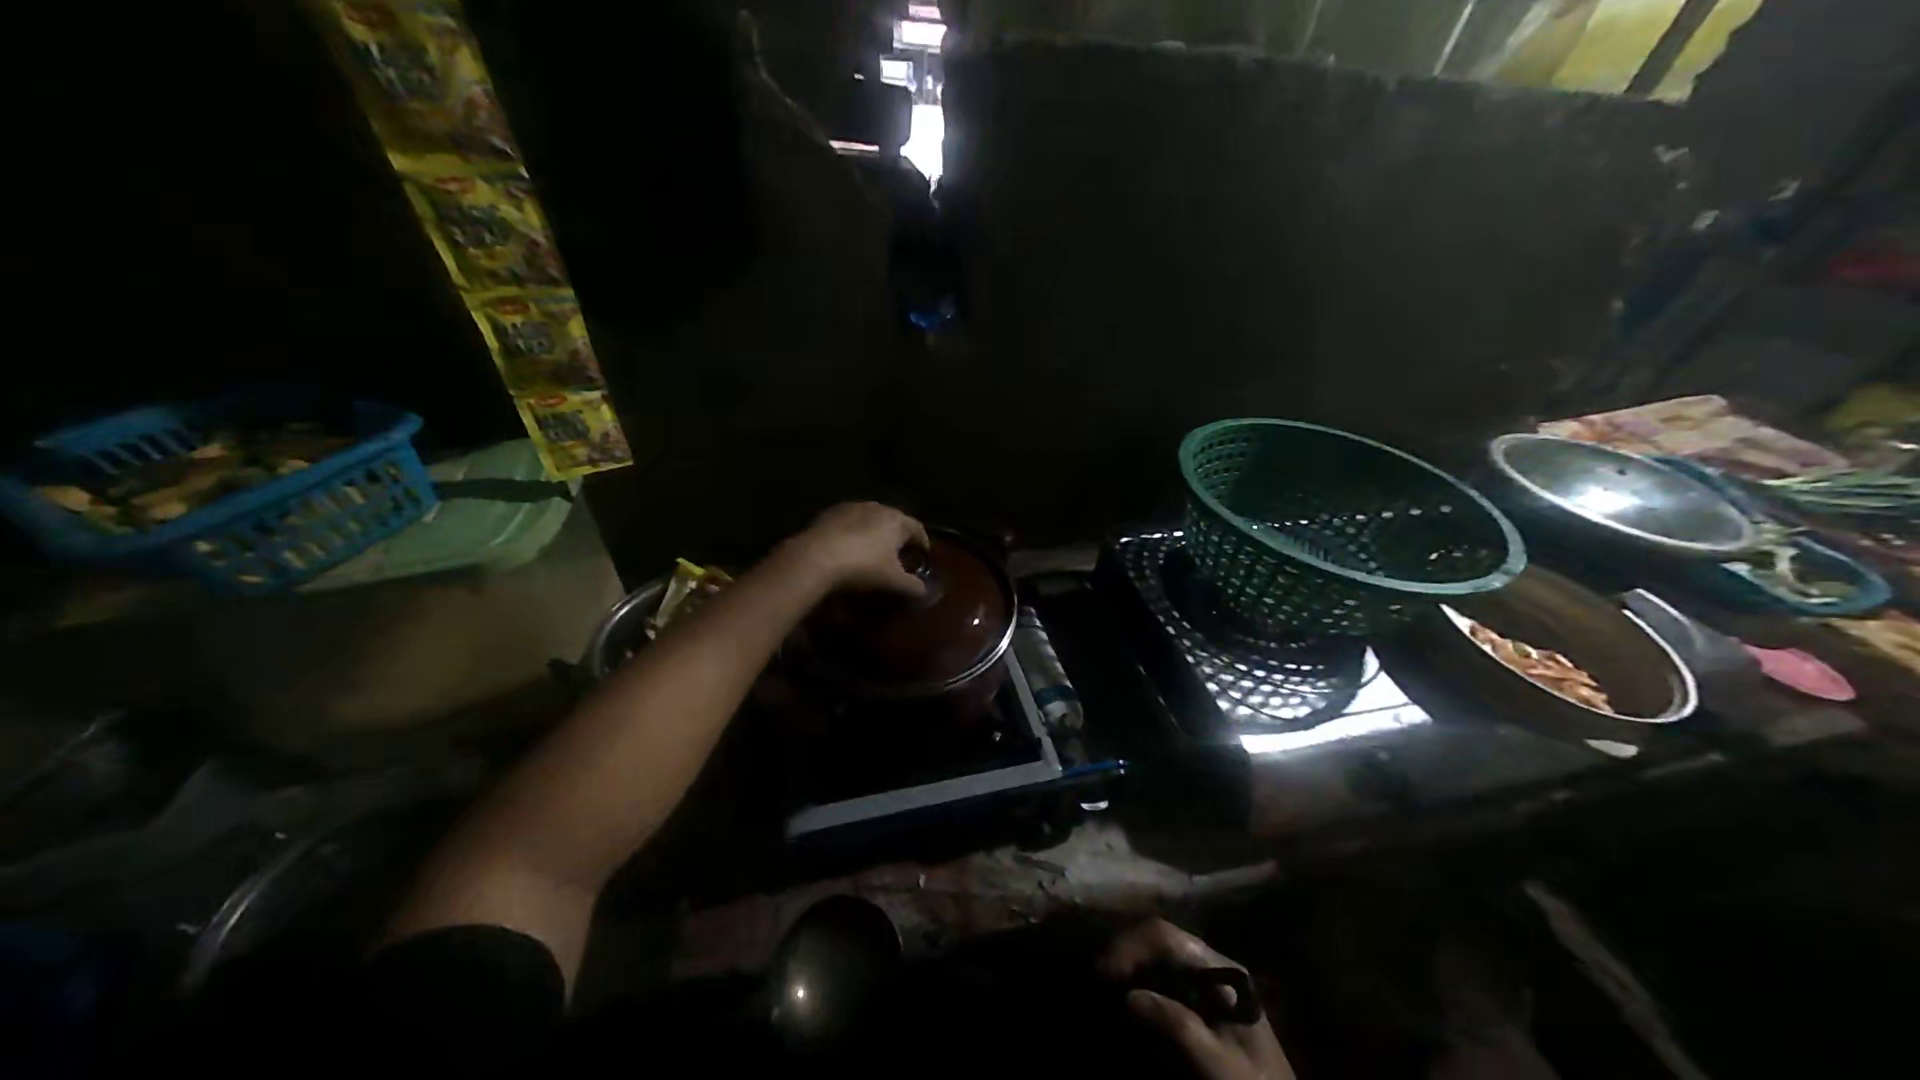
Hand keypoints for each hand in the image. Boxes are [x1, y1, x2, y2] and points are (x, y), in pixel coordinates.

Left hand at [781, 502, 930, 597]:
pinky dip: (853, 532)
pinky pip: (849, 522)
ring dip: (874, 533)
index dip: (922, 543)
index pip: (917, 529)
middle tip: (898, 555)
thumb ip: (913, 586)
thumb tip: (925, 592)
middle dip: (898, 537)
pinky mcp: (830, 512)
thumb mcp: (893, 581)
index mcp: (897, 520)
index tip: (923, 555)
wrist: (816, 557)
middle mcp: (877, 507)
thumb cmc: (864, 566)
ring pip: (870, 520)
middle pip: (894, 521)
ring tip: (871, 551)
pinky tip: (847, 547)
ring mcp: (852, 507)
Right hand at [1100, 920, 1295, 1079]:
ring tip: (1106, 987)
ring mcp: (1207, 981)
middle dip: (1125, 953)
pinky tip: (1127, 998)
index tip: (1105, 974)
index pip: (1166, 937)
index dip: (1130, 948)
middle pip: (1158, 939)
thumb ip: (1177, 1026)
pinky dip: (1140, 979)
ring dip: (1130, 964)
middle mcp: (1213, 965)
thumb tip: (1130, 996)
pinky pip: (1164, 975)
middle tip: (1098, 980)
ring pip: (1157, 953)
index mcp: (1222, 971)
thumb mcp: (1217, 1064)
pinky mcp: (1201, 999)